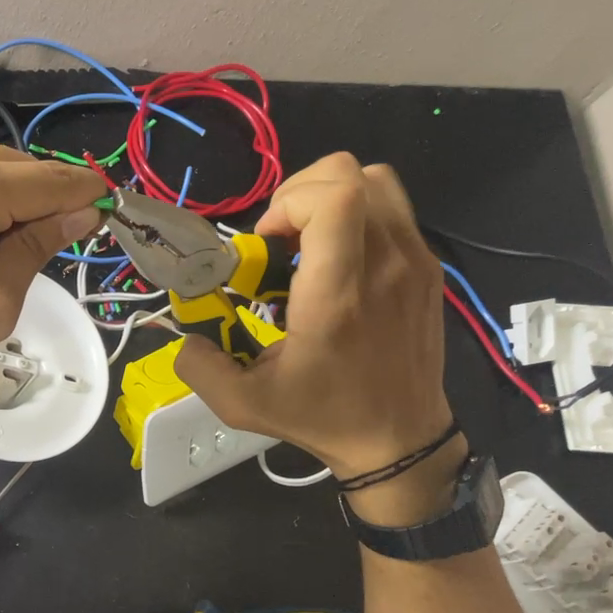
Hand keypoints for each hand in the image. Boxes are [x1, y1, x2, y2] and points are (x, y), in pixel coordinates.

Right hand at [173, 152, 451, 478]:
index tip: (266, 240)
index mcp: (337, 297)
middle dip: (303, 192)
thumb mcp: (241, 404)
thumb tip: (185, 336)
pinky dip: (357, 219)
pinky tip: (335, 264)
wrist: (397, 437)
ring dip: (332, 200)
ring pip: (379, 183)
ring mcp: (415, 263)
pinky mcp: (427, 268)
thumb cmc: (319, 417)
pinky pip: (393, 212)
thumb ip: (200, 367)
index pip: (335, 198)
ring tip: (306, 242)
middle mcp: (384, 266)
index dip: (289, 200)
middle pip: (355, 175)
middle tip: (278, 237)